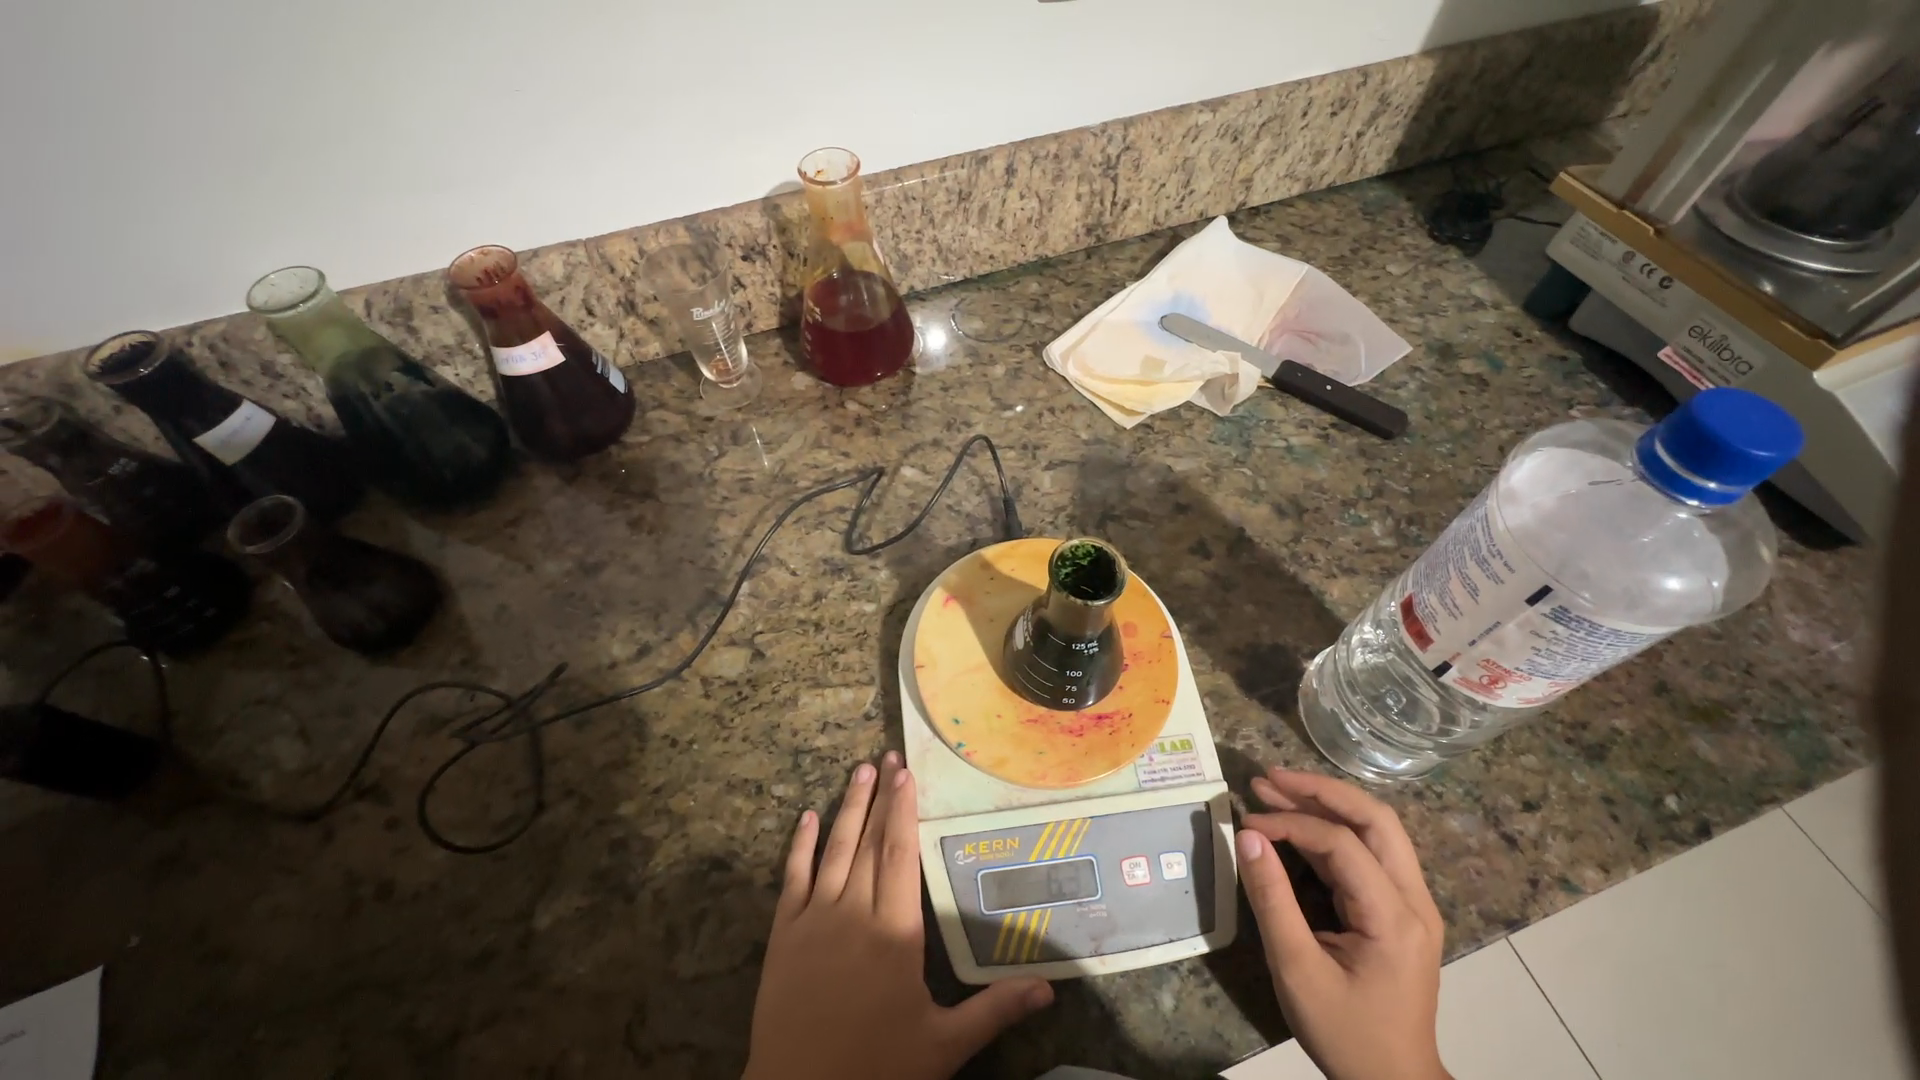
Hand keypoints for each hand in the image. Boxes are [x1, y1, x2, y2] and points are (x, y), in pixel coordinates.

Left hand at [743, 753, 1054, 1079]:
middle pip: (869, 842)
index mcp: (895, 931)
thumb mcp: (943, 1045)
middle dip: (880, 797)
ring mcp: (814, 919)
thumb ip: (994, 1010)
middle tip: (887, 756)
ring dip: (847, 808)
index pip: (901, 854)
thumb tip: (1048, 987)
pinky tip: (806, 817)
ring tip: (858, 772)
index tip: (907, 773)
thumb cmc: (876, 1066)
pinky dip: (800, 845)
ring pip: (833, 850)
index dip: (904, 810)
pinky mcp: (783, 934)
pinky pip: (792, 878)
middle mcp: (854, 912)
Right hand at [1236, 768, 1449, 1079]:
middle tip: (1267, 778)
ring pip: (1376, 830)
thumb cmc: (1344, 1031)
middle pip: (1375, 819)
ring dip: (1327, 805)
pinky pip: (1370, 854)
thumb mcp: (1296, 970)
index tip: (1247, 823)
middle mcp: (1414, 900)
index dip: (1291, 823)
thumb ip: (1272, 899)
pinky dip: (1333, 831)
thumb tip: (1248, 837)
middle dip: (1319, 791)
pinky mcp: (1401, 911)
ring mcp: (1413, 904)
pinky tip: (1298, 826)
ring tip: (1276, 790)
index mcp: (1394, 916)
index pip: (1342, 843)